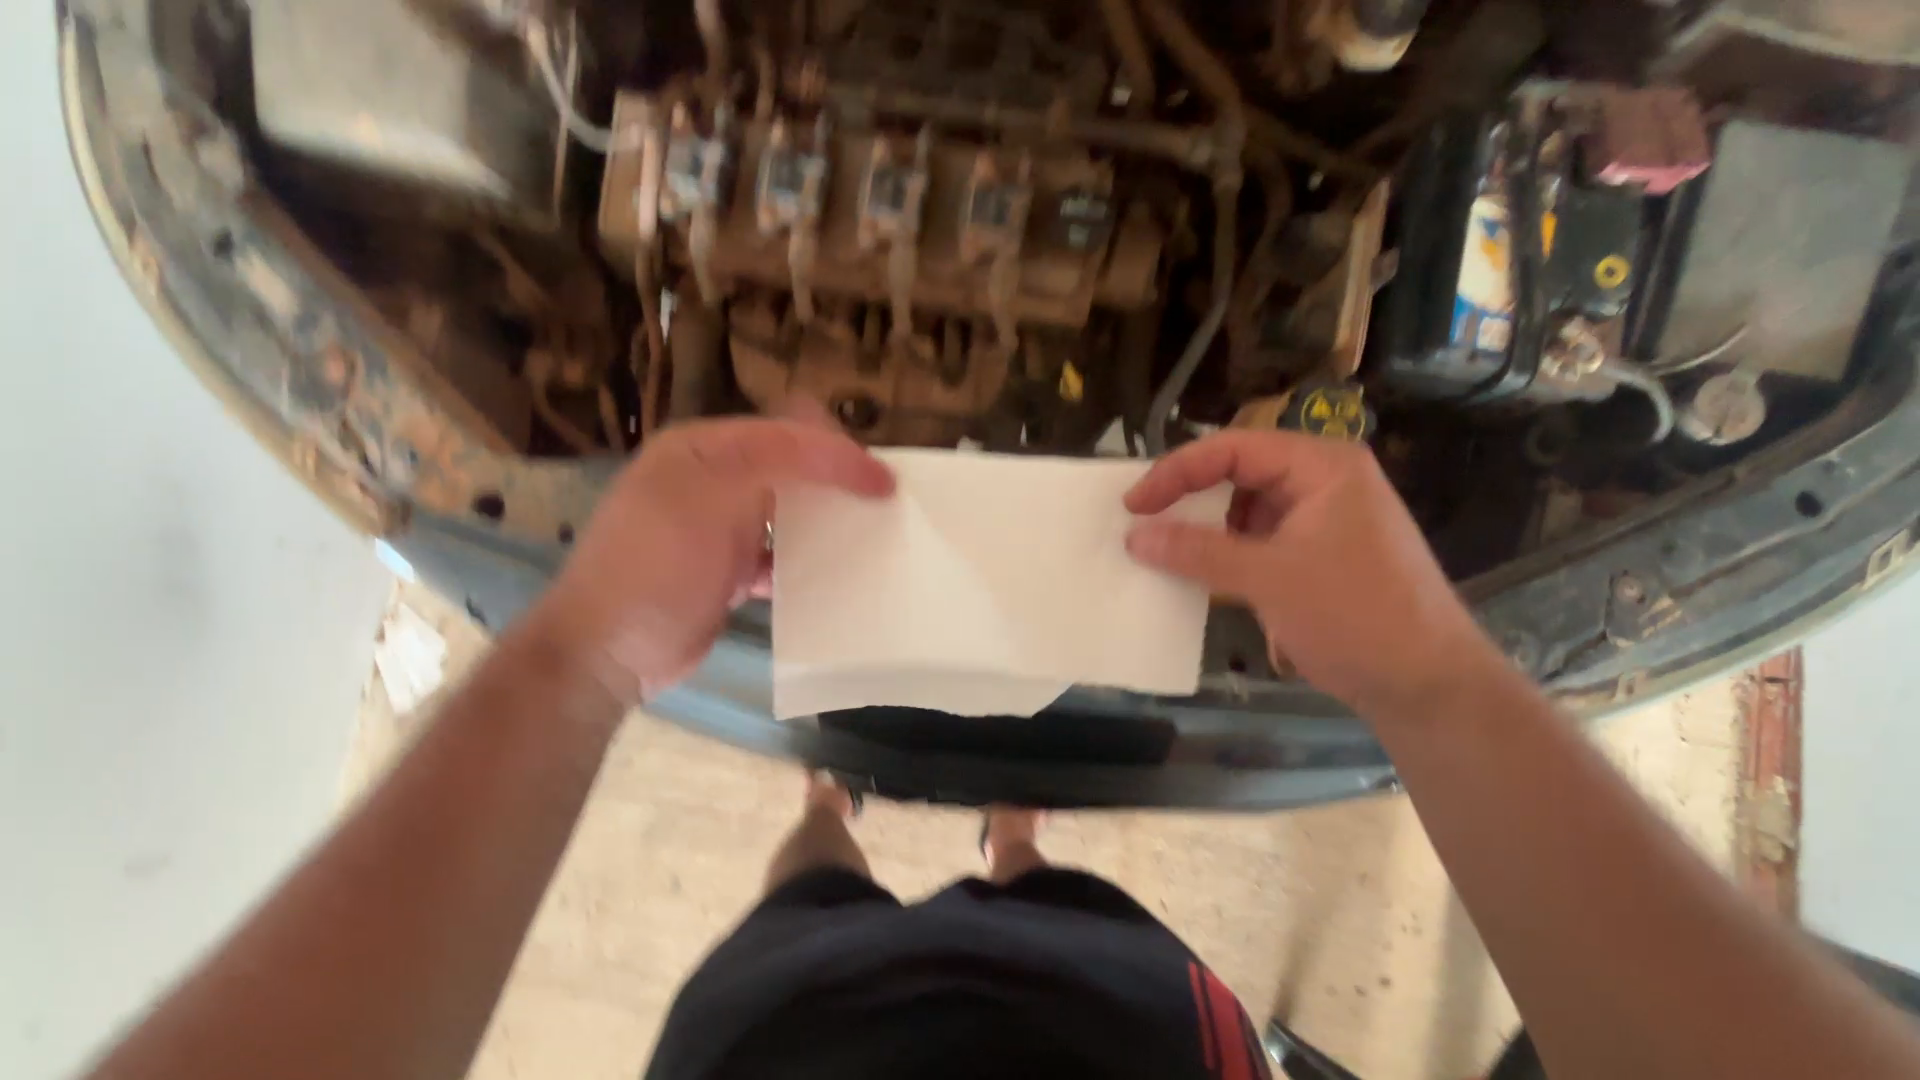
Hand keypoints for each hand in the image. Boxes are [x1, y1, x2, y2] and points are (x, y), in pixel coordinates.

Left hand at [524, 416, 893, 704]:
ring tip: (871, 536)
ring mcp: (717, 528)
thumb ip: (779, 463)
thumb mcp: (716, 497)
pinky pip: (778, 556)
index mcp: (702, 449)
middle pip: (790, 466)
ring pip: (787, 511)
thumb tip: (845, 462)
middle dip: (837, 480)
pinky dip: (806, 563)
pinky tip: (836, 577)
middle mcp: (711, 480)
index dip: (838, 452)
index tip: (885, 483)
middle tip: (883, 504)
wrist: (605, 652)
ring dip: (826, 521)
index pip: (785, 433)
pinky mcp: (726, 572)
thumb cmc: (658, 565)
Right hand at [1123, 431, 1508, 718]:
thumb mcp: (1269, 578)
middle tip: (1142, 521)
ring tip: (1161, 548)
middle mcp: (1323, 482)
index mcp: (1322, 467)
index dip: (1177, 471)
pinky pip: (1259, 541)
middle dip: (1189, 497)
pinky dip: (1226, 554)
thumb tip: (1133, 535)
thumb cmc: (1354, 615)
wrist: (1426, 684)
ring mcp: (1323, 520)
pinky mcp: (1319, 556)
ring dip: (1205, 528)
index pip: (1233, 448)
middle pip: (1239, 473)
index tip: (1133, 504)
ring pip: (1246, 509)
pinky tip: (1197, 573)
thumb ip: (1197, 552)